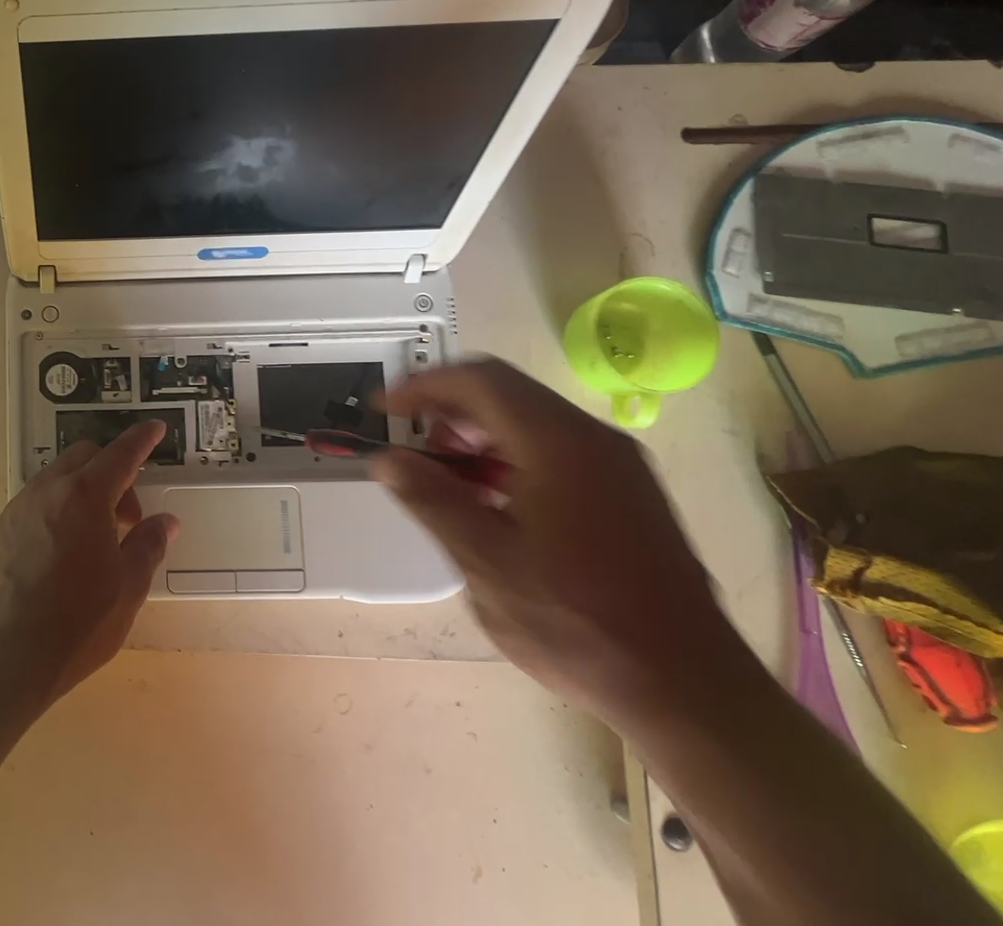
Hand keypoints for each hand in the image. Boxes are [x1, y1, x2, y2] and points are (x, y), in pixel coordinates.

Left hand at [0, 421, 179, 703]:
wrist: (16, 652)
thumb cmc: (82, 619)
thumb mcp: (129, 584)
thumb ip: (149, 543)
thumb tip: (166, 521)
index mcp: (85, 496)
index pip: (120, 454)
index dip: (142, 440)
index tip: (155, 430)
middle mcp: (47, 491)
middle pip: (84, 457)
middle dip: (112, 472)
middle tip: (128, 517)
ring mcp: (18, 508)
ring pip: (56, 478)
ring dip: (82, 490)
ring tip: (96, 537)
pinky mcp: (1, 531)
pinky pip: (35, 502)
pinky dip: (57, 508)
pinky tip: (65, 549)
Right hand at [368, 360, 737, 720]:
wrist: (683, 684)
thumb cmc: (575, 622)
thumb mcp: (485, 562)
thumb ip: (431, 501)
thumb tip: (386, 459)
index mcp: (559, 445)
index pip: (480, 382)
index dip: (423, 387)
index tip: (382, 411)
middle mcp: (594, 441)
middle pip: (507, 396)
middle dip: (448, 414)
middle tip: (410, 454)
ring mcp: (617, 467)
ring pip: (531, 424)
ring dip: (477, 439)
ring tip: (441, 484)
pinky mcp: (626, 495)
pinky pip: (555, 453)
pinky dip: (508, 461)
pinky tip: (487, 506)